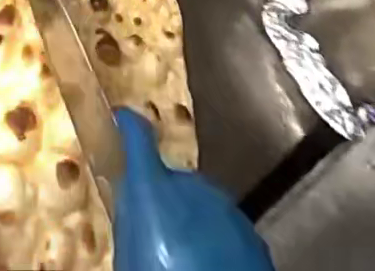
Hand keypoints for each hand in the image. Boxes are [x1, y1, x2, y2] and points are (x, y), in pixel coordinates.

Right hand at [113, 109, 273, 270]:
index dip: (128, 126)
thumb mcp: (127, 259)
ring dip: (189, 219)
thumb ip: (128, 222)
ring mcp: (226, 209)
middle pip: (170, 180)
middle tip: (152, 234)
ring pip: (199, 202)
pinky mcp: (252, 235)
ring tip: (181, 259)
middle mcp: (193, 188)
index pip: (138, 138)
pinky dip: (215, 238)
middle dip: (162, 199)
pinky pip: (224, 224)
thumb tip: (127, 201)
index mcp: (155, 192)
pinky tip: (209, 267)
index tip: (122, 120)